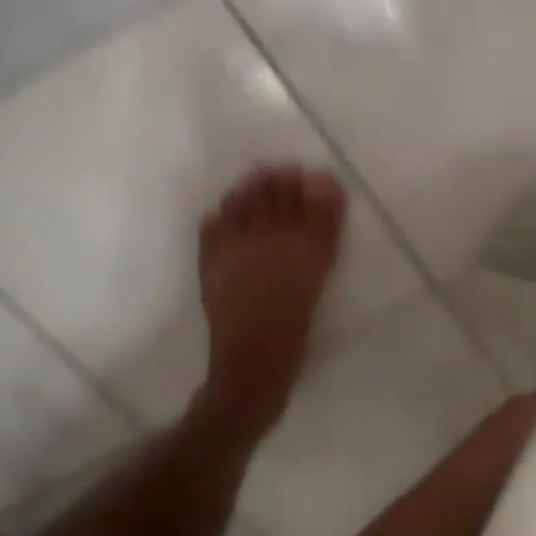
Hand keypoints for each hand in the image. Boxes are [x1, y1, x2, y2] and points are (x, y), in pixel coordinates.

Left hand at [196, 165, 347, 433]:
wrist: (254, 364)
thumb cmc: (295, 327)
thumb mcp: (319, 274)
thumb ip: (324, 228)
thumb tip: (323, 184)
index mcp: (299, 246)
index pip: (304, 202)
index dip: (308, 184)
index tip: (310, 173)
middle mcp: (264, 240)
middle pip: (271, 198)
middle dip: (278, 181)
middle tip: (282, 171)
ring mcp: (232, 251)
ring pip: (240, 206)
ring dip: (250, 191)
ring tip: (257, 183)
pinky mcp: (210, 265)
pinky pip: (213, 229)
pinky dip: (222, 216)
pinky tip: (227, 214)